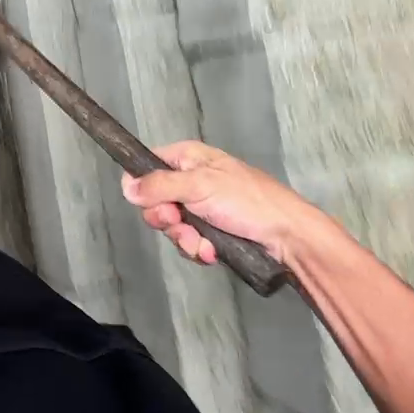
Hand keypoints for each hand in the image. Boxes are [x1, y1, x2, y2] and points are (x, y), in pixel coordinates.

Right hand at [121, 141, 333, 265]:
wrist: (288, 235)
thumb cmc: (245, 200)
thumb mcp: (199, 186)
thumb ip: (159, 185)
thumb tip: (126, 187)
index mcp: (188, 158)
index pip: (147, 165)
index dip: (142, 186)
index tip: (150, 203)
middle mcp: (190, 180)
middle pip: (155, 201)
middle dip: (167, 220)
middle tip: (180, 224)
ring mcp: (201, 207)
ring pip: (172, 225)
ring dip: (184, 239)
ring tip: (204, 245)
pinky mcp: (211, 231)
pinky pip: (189, 240)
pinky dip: (197, 249)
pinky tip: (211, 254)